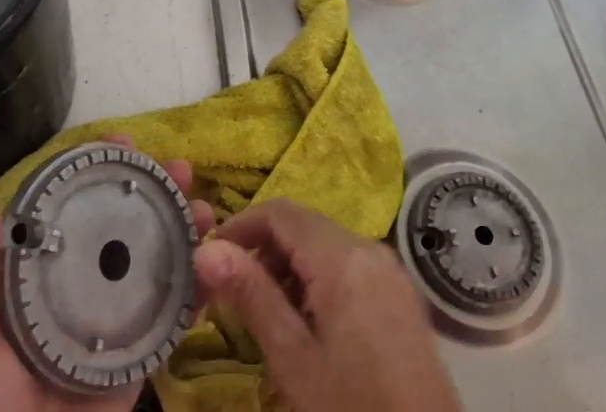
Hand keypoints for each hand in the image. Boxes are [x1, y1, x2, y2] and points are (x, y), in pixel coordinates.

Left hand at [0, 139, 216, 411]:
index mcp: (40, 275)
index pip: (73, 211)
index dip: (98, 173)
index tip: (124, 142)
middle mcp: (81, 287)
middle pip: (123, 229)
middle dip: (155, 193)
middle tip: (182, 168)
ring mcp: (114, 321)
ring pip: (156, 264)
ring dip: (184, 232)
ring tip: (205, 209)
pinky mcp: (140, 359)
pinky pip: (173, 322)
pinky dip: (200, 291)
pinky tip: (219, 266)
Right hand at [193, 199, 461, 411]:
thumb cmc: (352, 403)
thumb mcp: (293, 357)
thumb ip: (251, 295)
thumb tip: (206, 250)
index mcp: (342, 257)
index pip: (281, 212)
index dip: (241, 225)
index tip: (211, 256)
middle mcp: (369, 249)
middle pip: (304, 224)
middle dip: (263, 248)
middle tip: (234, 291)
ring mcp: (390, 270)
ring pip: (325, 244)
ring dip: (289, 264)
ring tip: (267, 312)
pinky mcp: (400, 293)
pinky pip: (348, 264)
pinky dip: (317, 277)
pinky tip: (307, 322)